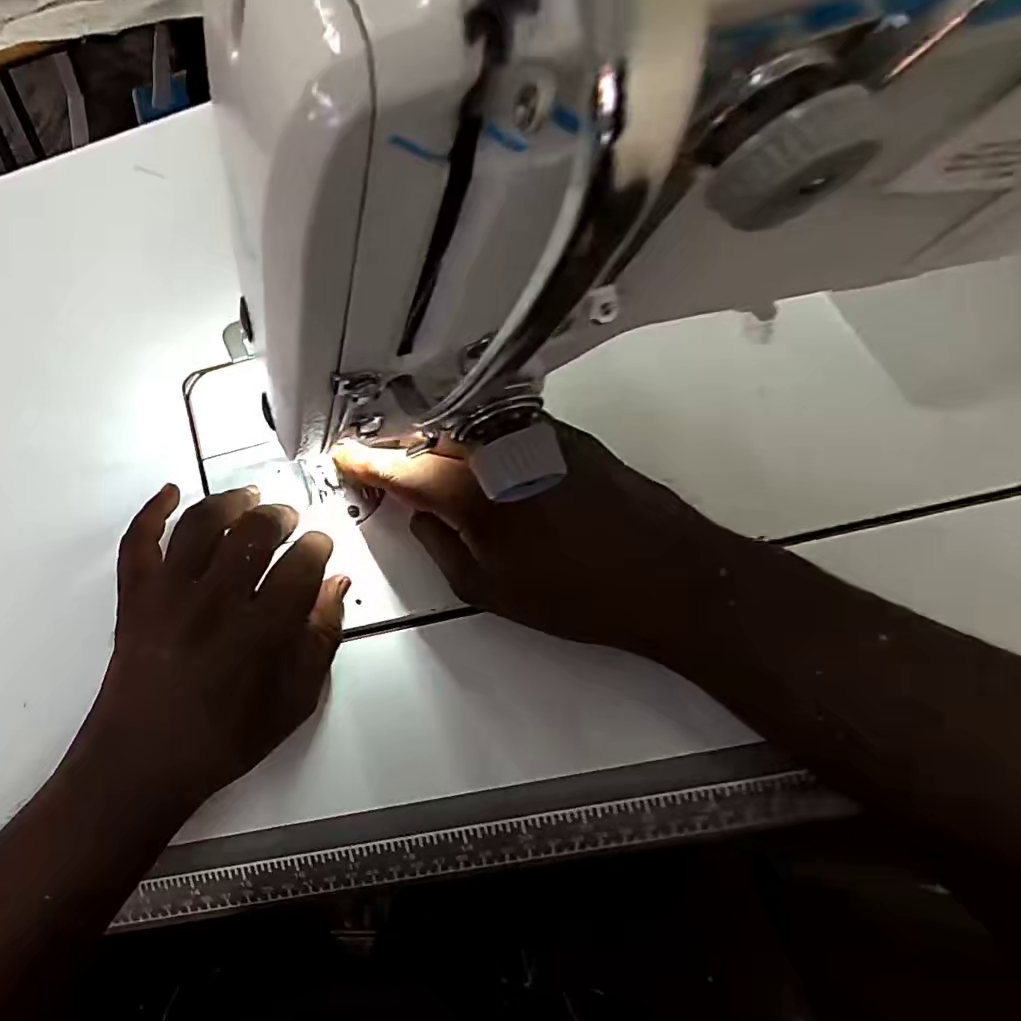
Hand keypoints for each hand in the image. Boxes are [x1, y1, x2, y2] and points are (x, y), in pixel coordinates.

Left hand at [66, 484, 348, 810]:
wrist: (144, 756)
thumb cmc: (220, 740)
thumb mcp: (291, 704)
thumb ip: (318, 641)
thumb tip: (334, 588)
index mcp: (259, 632)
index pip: (299, 566)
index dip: (316, 547)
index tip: (319, 544)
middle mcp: (214, 602)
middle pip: (252, 534)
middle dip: (278, 517)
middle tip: (287, 518)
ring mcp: (168, 594)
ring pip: (200, 524)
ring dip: (228, 502)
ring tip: (247, 497)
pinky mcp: (134, 595)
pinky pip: (139, 539)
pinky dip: (152, 510)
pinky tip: (170, 493)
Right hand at [333, 419, 749, 655]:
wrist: (675, 579)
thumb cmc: (581, 593)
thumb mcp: (486, 585)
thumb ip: (439, 544)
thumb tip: (422, 518)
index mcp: (476, 491)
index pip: (402, 468)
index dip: (366, 462)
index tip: (344, 456)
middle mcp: (504, 452)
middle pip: (429, 436)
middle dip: (397, 449)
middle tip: (377, 468)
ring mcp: (538, 438)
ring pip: (464, 428)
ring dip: (434, 444)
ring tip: (422, 470)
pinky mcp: (566, 437)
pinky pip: (499, 430)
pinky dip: (472, 443)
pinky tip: (473, 467)